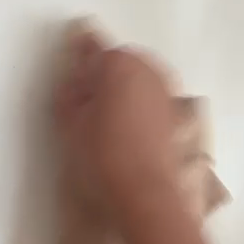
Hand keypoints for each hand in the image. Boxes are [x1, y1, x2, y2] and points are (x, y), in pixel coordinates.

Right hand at [53, 28, 183, 219]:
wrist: (146, 194)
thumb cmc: (103, 159)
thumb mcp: (71, 128)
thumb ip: (68, 96)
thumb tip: (71, 81)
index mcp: (118, 64)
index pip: (90, 49)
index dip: (76, 64)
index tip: (67, 82)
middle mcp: (147, 68)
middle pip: (117, 64)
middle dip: (100, 80)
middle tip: (82, 110)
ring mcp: (165, 90)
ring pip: (135, 83)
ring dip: (119, 96)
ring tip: (102, 128)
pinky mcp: (175, 115)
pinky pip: (148, 102)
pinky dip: (135, 111)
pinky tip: (123, 137)